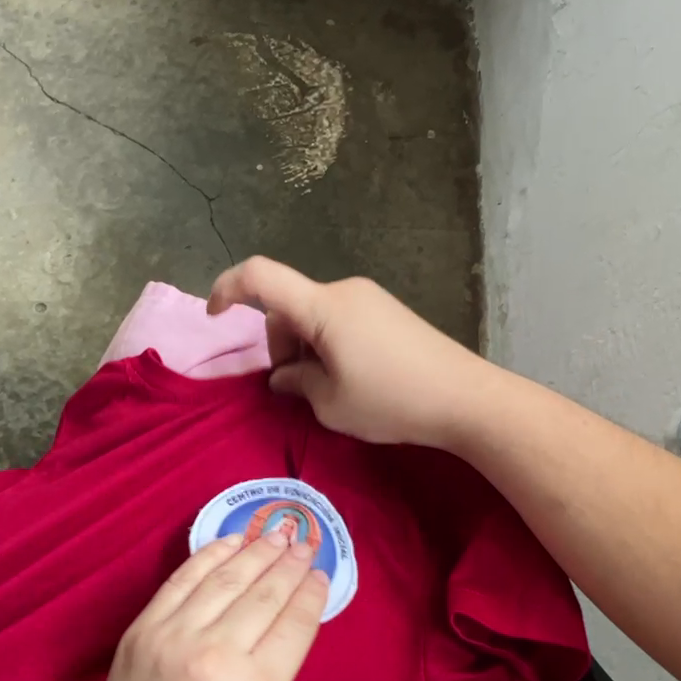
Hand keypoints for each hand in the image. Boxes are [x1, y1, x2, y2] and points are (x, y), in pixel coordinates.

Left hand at [62, 529, 328, 680]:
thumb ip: (275, 676)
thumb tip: (287, 621)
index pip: (293, 625)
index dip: (311, 595)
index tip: (323, 573)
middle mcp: (214, 653)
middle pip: (263, 595)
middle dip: (290, 565)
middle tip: (307, 543)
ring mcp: (172, 636)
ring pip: (225, 579)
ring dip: (256, 552)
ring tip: (279, 534)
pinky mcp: (142, 628)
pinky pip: (181, 580)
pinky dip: (210, 556)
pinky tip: (232, 543)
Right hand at [207, 256, 501, 448]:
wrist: (466, 398)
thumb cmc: (391, 401)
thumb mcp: (330, 403)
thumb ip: (295, 383)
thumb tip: (284, 376)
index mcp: (323, 307)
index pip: (260, 277)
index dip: (227, 288)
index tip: (215, 316)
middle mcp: (343, 291)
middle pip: (288, 307)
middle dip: (279, 346)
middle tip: (296, 390)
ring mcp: (369, 299)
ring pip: (312, 317)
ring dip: (304, 350)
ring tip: (327, 392)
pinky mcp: (386, 312)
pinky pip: (338, 321)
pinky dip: (327, 346)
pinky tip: (348, 380)